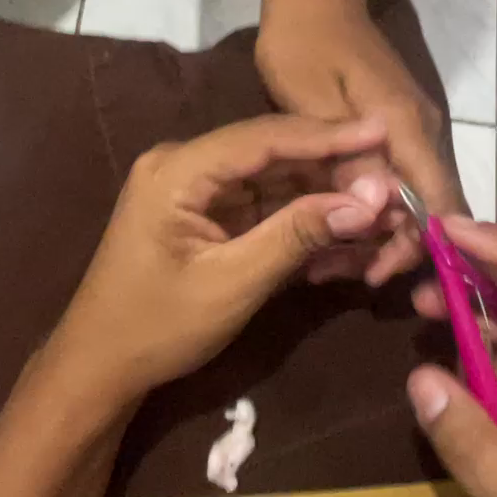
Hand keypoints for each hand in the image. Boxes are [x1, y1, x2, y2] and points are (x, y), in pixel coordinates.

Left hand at [49, 116, 389, 400]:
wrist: (102, 365)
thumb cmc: (158, 326)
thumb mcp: (233, 283)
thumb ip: (298, 234)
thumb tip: (371, 201)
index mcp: (178, 169)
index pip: (264, 137)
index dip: (327, 135)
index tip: (381, 131)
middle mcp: (186, 163)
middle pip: (273, 153)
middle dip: (334, 169)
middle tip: (395, 181)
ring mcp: (196, 186)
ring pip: (274, 178)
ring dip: (324, 194)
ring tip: (382, 206)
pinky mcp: (207, 211)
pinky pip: (263, 203)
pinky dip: (301, 216)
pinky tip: (345, 227)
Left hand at [256, 0, 461, 283]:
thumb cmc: (303, 41)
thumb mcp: (312, 102)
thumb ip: (348, 158)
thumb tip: (380, 213)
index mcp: (407, 127)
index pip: (435, 202)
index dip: (416, 246)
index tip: (375, 277)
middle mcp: (420, 131)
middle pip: (425, 205)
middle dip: (388, 247)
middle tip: (336, 274)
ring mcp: (408, 128)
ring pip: (405, 196)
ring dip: (371, 231)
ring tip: (322, 262)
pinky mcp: (390, 128)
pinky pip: (388, 178)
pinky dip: (362, 207)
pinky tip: (324, 227)